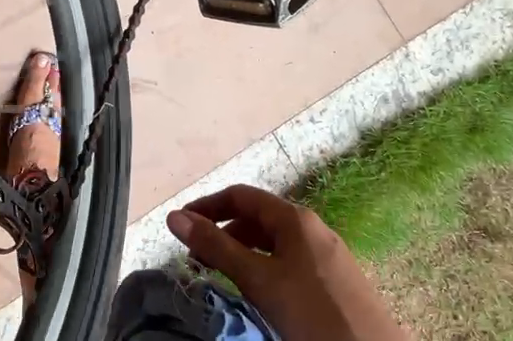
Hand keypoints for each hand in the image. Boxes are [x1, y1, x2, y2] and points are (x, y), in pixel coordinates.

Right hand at [166, 185, 405, 340]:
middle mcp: (313, 229)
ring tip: (225, 278)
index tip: (182, 227)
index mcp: (295, 219)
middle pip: (257, 218)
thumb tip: (173, 217)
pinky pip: (292, 263)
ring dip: (243, 253)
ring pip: (275, 243)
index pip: (240, 196)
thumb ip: (215, 246)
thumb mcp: (258, 280)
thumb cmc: (313, 315)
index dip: (207, 207)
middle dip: (223, 233)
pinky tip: (262, 295)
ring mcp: (329, 257)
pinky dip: (266, 269)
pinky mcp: (339, 284)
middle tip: (198, 259)